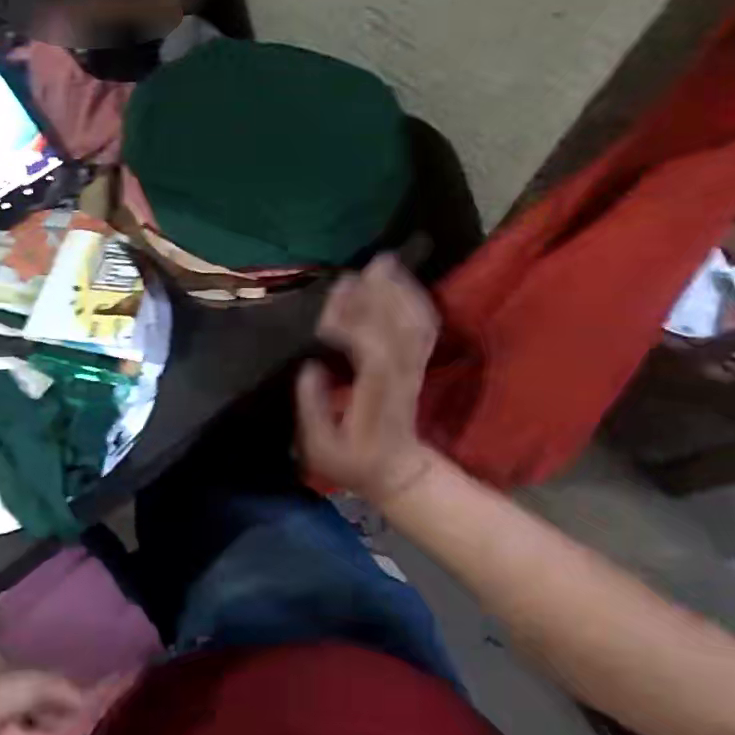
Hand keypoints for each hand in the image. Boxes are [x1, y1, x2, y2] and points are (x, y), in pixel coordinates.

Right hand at [295, 253, 441, 500]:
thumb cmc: (354, 463)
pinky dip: (415, 299)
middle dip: (380, 297)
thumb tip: (309, 369)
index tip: (325, 320)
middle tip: (358, 271)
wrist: (399, 472)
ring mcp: (414, 369)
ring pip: (415, 323)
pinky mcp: (418, 364)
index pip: (372, 355)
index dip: (352, 330)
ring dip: (400, 291)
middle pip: (398, 330)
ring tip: (381, 263)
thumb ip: (312, 410)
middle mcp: (401, 377)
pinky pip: (425, 325)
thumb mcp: (321, 449)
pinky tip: (400, 280)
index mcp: (376, 398)